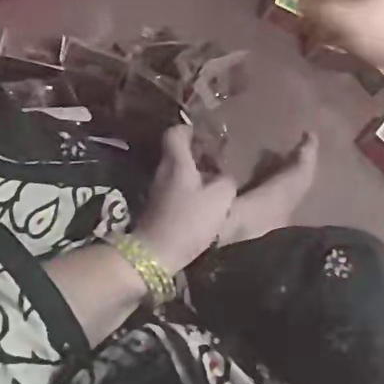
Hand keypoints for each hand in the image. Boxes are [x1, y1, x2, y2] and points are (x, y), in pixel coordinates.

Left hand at [135, 125, 237, 273]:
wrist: (156, 253)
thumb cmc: (189, 220)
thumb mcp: (220, 198)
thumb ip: (226, 180)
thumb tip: (224, 177)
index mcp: (176, 162)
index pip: (176, 132)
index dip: (191, 130)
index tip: (209, 137)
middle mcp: (163, 171)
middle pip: (178, 152)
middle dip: (199, 153)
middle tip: (220, 160)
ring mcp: (159, 190)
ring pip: (179, 172)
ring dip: (197, 174)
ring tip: (219, 182)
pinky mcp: (159, 207)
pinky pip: (177, 189)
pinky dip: (191, 190)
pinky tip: (207, 203)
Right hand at [304, 0, 383, 86]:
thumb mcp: (345, 18)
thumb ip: (320, 8)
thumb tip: (301, 0)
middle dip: (338, 4)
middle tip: (318, 18)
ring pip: (371, 13)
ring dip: (350, 24)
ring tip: (332, 37)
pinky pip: (381, 33)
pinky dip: (364, 39)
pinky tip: (355, 50)